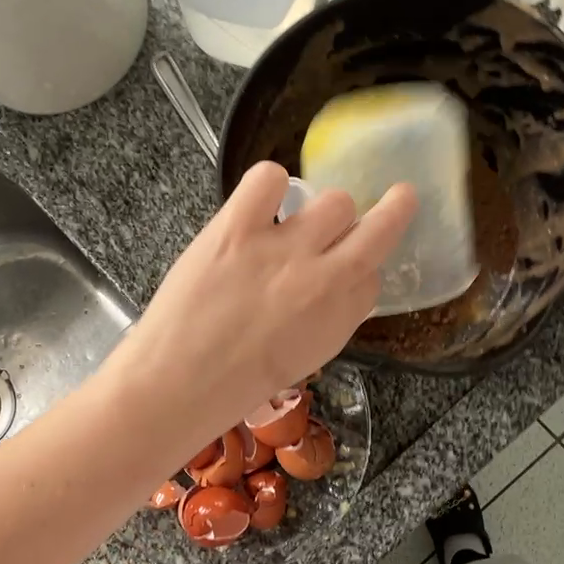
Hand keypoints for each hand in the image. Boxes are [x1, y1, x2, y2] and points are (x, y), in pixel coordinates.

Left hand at [101, 162, 416, 435]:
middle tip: (374, 210)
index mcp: (339, 318)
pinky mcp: (239, 227)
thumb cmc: (236, 385)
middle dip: (381, 216)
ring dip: (320, 210)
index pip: (373, 276)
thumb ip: (325, 320)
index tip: (347, 269)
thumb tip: (330, 290)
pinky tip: (260, 203)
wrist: (181, 383)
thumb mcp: (302, 361)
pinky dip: (270, 184)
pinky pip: (270, 178)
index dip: (360, 269)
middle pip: (374, 227)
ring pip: (333, 201)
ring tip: (292, 223)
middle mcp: (324, 277)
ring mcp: (283, 247)